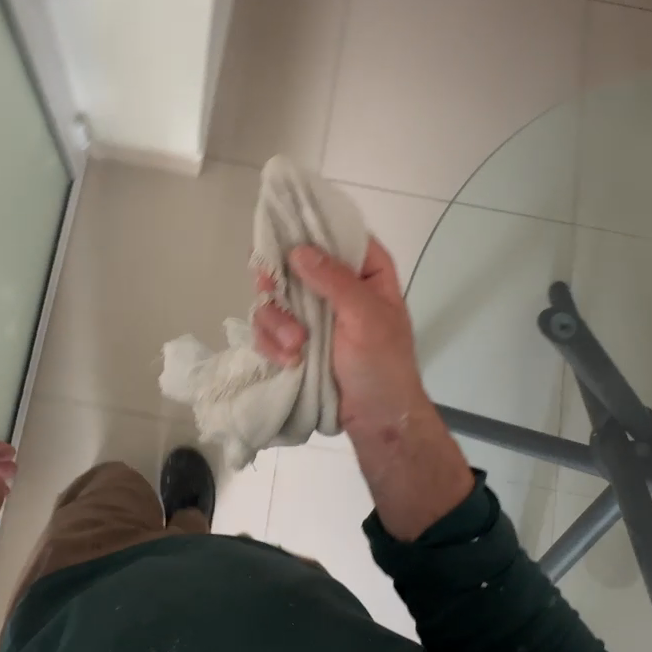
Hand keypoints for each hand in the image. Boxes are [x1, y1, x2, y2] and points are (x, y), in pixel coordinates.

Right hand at [253, 239, 428, 441]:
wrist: (377, 421)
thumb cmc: (383, 365)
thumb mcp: (366, 317)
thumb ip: (335, 281)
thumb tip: (298, 249)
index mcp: (365, 269)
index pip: (333, 232)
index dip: (304, 230)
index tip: (277, 239)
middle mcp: (336, 284)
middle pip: (291, 262)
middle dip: (277, 286)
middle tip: (269, 294)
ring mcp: (313, 312)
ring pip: (274, 298)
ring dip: (276, 324)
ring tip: (294, 348)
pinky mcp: (295, 338)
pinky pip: (268, 328)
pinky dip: (272, 344)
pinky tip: (289, 361)